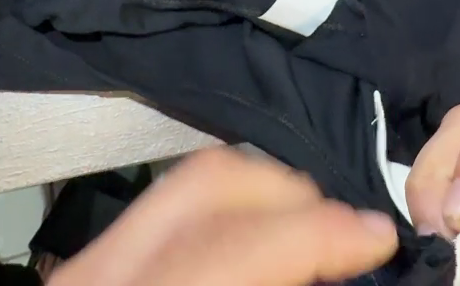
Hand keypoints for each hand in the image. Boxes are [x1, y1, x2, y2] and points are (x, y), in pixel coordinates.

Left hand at [46, 148, 397, 285]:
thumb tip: (329, 277)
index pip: (236, 247)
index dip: (320, 232)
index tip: (374, 236)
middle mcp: (103, 279)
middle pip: (208, 184)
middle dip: (291, 193)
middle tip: (342, 230)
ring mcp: (85, 270)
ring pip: (185, 185)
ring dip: (259, 195)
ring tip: (304, 230)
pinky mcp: (85, 271)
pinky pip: (167, 210)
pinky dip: (223, 213)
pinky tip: (251, 243)